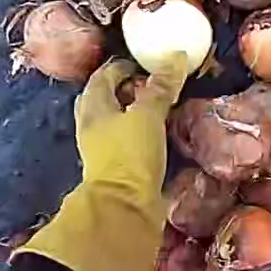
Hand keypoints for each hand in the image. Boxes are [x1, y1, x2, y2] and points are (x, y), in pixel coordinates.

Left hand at [19, 55, 189, 270]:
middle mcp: (96, 130)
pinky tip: (166, 135)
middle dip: (126, 90)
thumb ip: (160, 88)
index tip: (141, 60)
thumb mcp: (147, 116)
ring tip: (164, 106)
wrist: (127, 214)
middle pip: (107, 102)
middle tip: (153, 81)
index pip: (102, 79)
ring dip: (137, 114)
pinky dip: (148, 135)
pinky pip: (135, 145)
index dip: (119, 67)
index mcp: (94, 111)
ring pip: (120, 125)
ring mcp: (108, 155)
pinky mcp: (125, 173)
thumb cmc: (129, 159)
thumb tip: (175, 56)